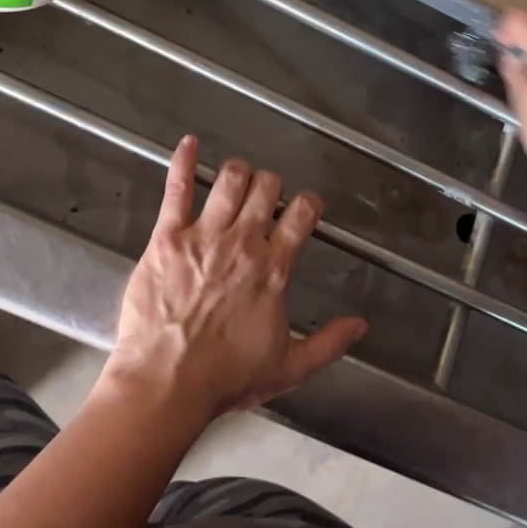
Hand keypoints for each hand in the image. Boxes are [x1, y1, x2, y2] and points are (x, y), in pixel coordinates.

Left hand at [104, 136, 367, 423]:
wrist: (167, 384)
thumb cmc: (225, 379)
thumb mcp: (289, 367)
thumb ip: (329, 343)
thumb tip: (360, 325)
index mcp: (273, 269)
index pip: (301, 215)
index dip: (307, 204)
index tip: (306, 205)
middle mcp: (242, 244)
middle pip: (265, 188)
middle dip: (269, 186)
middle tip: (264, 196)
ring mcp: (203, 236)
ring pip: (228, 180)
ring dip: (236, 173)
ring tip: (236, 177)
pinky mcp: (166, 237)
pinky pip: (177, 188)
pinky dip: (183, 161)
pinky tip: (187, 144)